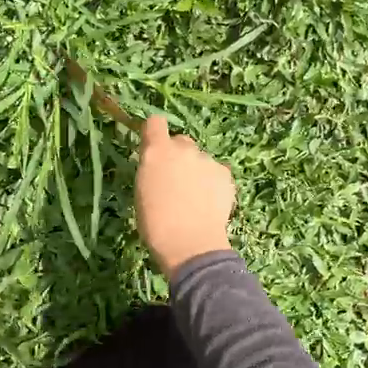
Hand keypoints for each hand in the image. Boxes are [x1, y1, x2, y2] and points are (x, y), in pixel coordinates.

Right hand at [134, 114, 234, 278]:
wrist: (190, 244)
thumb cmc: (156, 224)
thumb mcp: (142, 192)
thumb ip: (151, 169)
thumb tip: (159, 166)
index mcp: (156, 152)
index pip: (155, 123)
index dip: (155, 133)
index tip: (154, 148)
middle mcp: (183, 149)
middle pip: (181, 142)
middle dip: (178, 156)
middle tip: (176, 182)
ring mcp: (207, 160)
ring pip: (200, 159)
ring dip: (197, 171)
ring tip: (195, 198)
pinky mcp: (225, 174)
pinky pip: (216, 172)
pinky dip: (213, 182)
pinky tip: (209, 203)